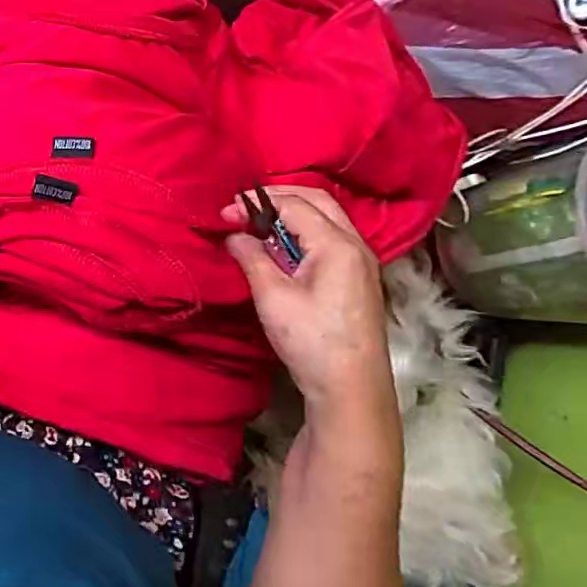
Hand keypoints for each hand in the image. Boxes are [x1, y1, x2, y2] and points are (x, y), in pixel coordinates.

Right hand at [221, 186, 394, 415]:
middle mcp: (356, 245)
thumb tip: (235, 235)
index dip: (256, 203)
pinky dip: (302, 232)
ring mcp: (360, 262)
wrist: (350, 388)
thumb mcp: (273, 297)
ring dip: (290, 214)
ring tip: (256, 225)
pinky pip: (329, 239)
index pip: (294, 205)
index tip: (225, 213)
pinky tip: (280, 249)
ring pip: (325, 219)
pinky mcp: (356, 279)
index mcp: (338, 245)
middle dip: (277, 198)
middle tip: (242, 208)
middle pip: (317, 201)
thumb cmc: (311, 341)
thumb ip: (252, 258)